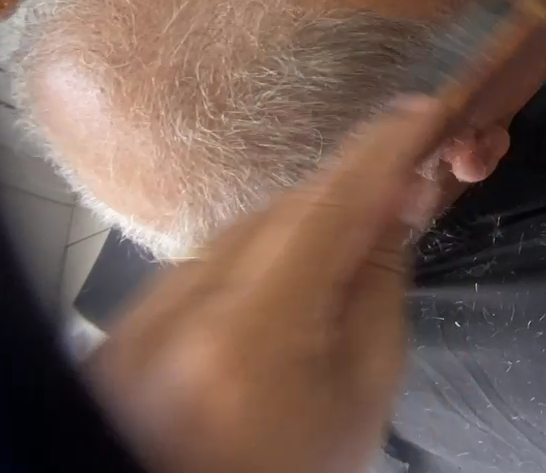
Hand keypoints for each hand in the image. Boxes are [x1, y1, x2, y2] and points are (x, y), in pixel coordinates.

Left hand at [88, 95, 456, 472]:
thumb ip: (381, 278)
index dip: (383, 148)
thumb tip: (400, 197)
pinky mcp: (119, 332)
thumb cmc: (299, 466)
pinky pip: (209, 257)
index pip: (329, 205)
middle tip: (412, 182)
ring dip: (311, 213)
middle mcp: (178, 312)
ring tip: (358, 234)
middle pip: (287, 208)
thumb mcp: (369, 380)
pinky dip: (266, 245)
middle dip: (355, 184)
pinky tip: (296, 270)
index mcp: (251, 331)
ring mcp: (135, 322)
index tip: (426, 109)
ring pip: (246, 227)